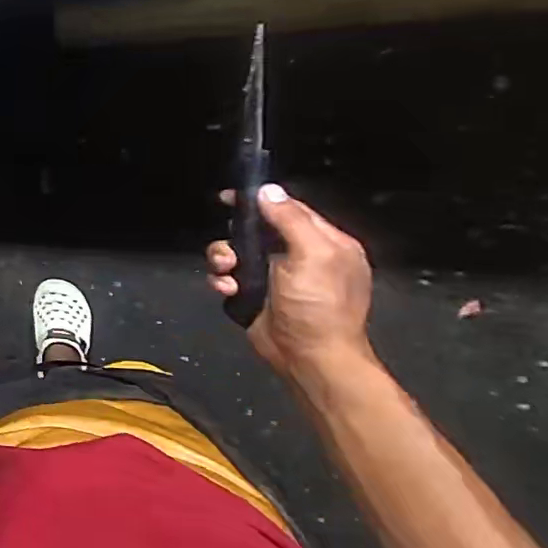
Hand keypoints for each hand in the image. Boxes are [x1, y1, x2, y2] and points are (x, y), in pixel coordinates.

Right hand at [206, 184, 375, 377]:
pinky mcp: (254, 295)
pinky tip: (229, 290)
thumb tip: (269, 191)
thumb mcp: (313, 256)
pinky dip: (222, 281)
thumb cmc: (319, 307)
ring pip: (235, 253)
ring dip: (223, 260)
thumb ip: (291, 221)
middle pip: (254, 231)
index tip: (231, 197)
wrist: (308, 356)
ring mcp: (275, 277)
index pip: (289, 209)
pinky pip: (228, 277)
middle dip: (235, 238)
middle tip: (230, 253)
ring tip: (227, 274)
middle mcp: (299, 257)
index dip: (261, 201)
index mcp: (325, 243)